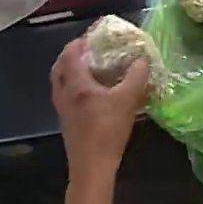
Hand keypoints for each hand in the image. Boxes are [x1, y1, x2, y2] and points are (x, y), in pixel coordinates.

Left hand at [51, 38, 150, 185]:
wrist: (92, 168)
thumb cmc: (107, 131)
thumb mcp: (128, 100)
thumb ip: (136, 77)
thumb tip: (142, 60)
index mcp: (76, 84)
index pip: (70, 54)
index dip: (80, 41)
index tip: (93, 35)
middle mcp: (64, 93)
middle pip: (59, 67)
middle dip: (71, 55)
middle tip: (87, 49)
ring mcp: (62, 109)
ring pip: (60, 83)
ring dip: (70, 71)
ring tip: (89, 68)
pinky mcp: (66, 122)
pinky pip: (65, 95)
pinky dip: (73, 86)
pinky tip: (91, 92)